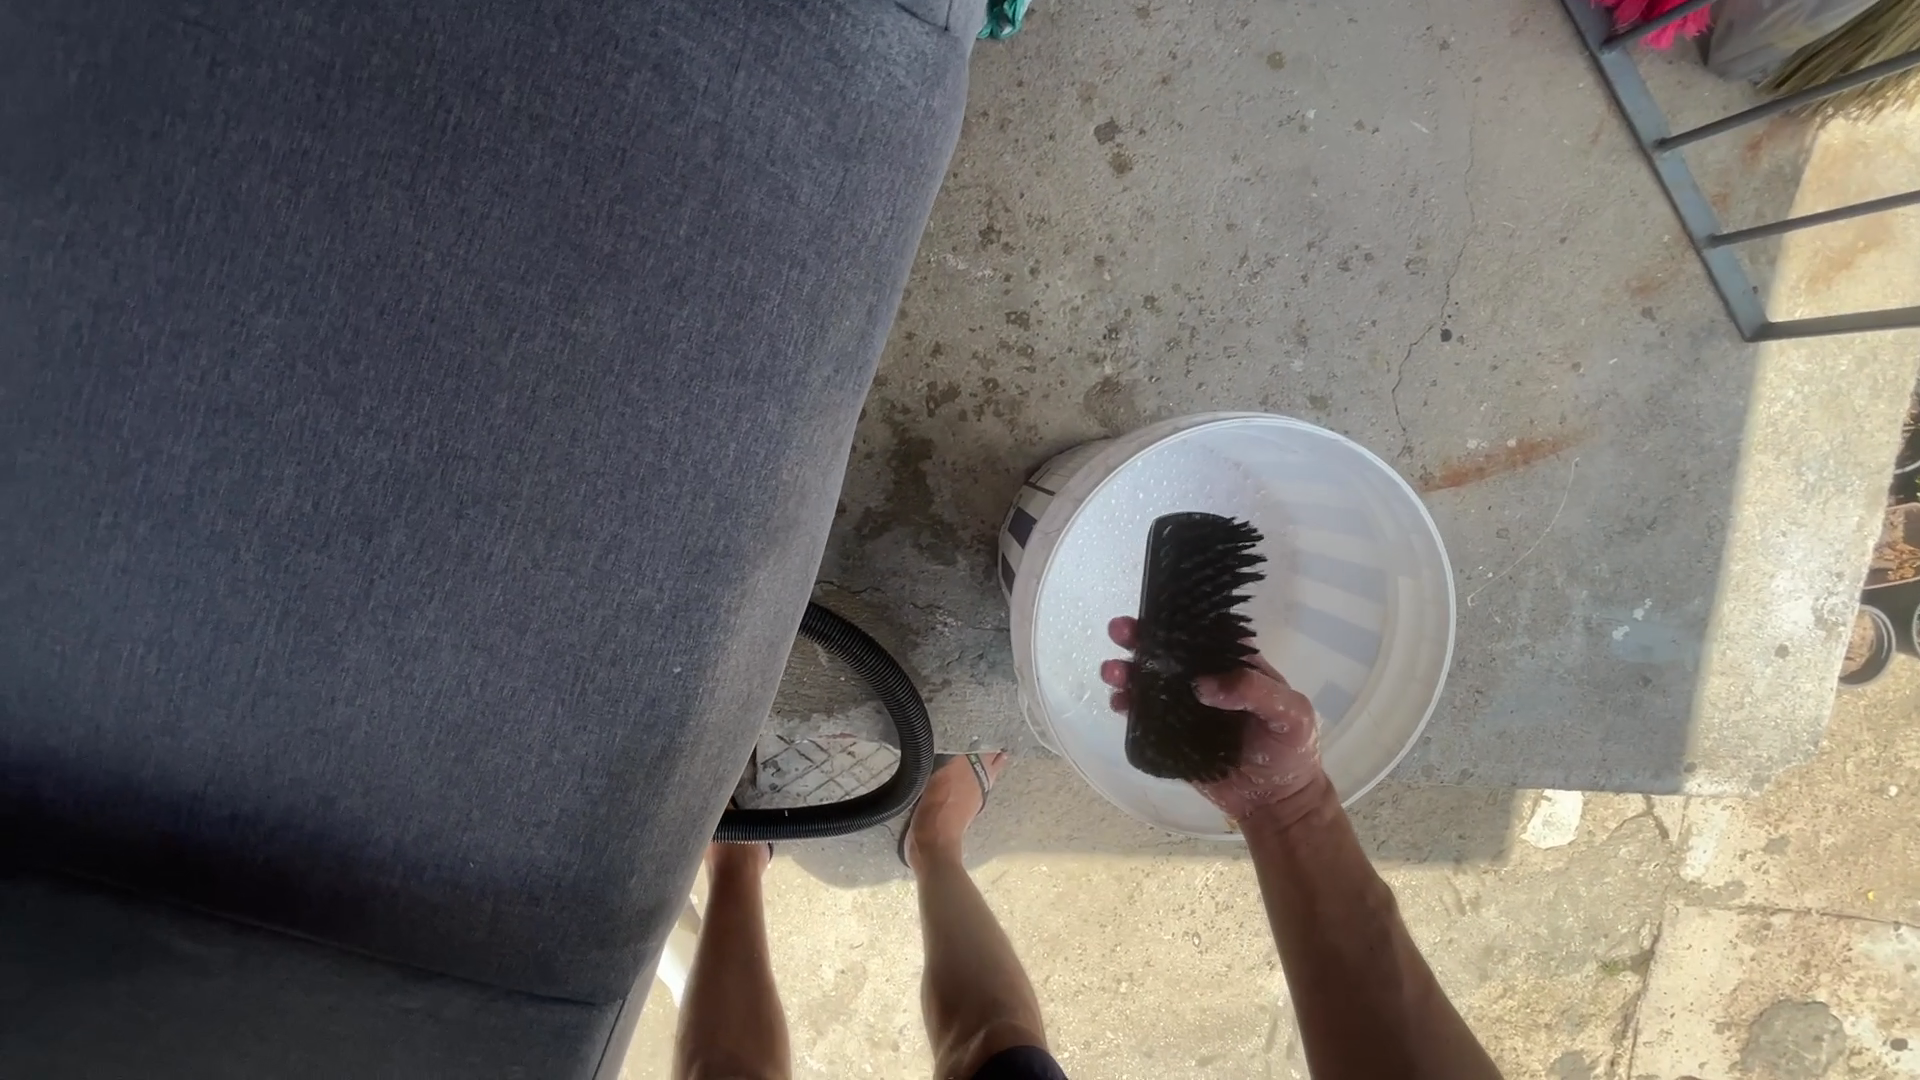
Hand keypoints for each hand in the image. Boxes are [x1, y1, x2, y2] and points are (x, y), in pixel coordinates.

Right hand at [1100, 616, 1327, 824]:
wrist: (1277, 803)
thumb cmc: (1290, 751)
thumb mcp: (1290, 713)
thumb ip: (1254, 690)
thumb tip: (1203, 685)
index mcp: (1232, 664)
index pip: (1201, 634)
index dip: (1175, 621)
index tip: (1153, 616)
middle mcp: (1203, 679)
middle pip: (1165, 652)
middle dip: (1138, 638)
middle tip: (1120, 631)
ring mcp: (1183, 706)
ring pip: (1148, 681)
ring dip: (1126, 671)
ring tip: (1113, 672)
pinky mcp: (1169, 734)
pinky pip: (1143, 717)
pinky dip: (1127, 707)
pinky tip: (1119, 703)